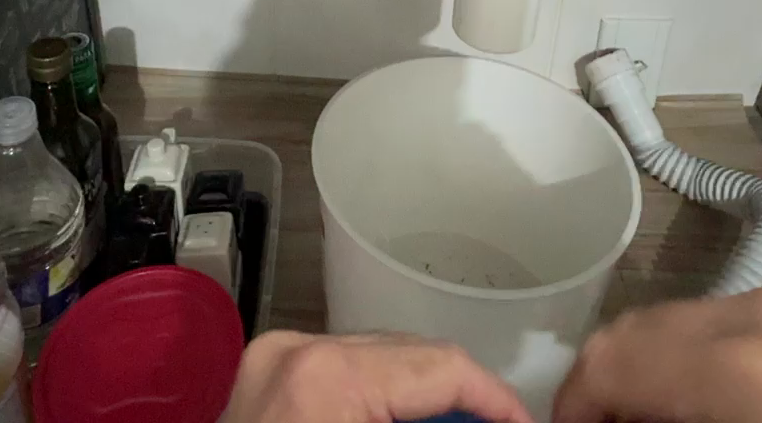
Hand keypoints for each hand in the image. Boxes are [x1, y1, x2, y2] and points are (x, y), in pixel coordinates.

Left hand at [221, 330, 535, 422]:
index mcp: (329, 375)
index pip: (440, 364)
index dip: (497, 398)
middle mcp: (298, 347)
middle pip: (410, 354)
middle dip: (458, 399)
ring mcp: (274, 354)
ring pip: (378, 358)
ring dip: (420, 397)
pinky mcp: (264, 369)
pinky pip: (343, 368)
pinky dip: (379, 397)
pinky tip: (401, 422)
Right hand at [553, 288, 761, 422]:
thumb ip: (641, 422)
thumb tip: (585, 418)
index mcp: (743, 362)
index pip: (614, 353)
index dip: (574, 401)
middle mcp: (761, 313)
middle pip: (637, 328)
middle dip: (607, 386)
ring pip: (669, 322)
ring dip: (643, 374)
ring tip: (643, 419)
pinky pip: (710, 327)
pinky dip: (682, 365)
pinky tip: (687, 405)